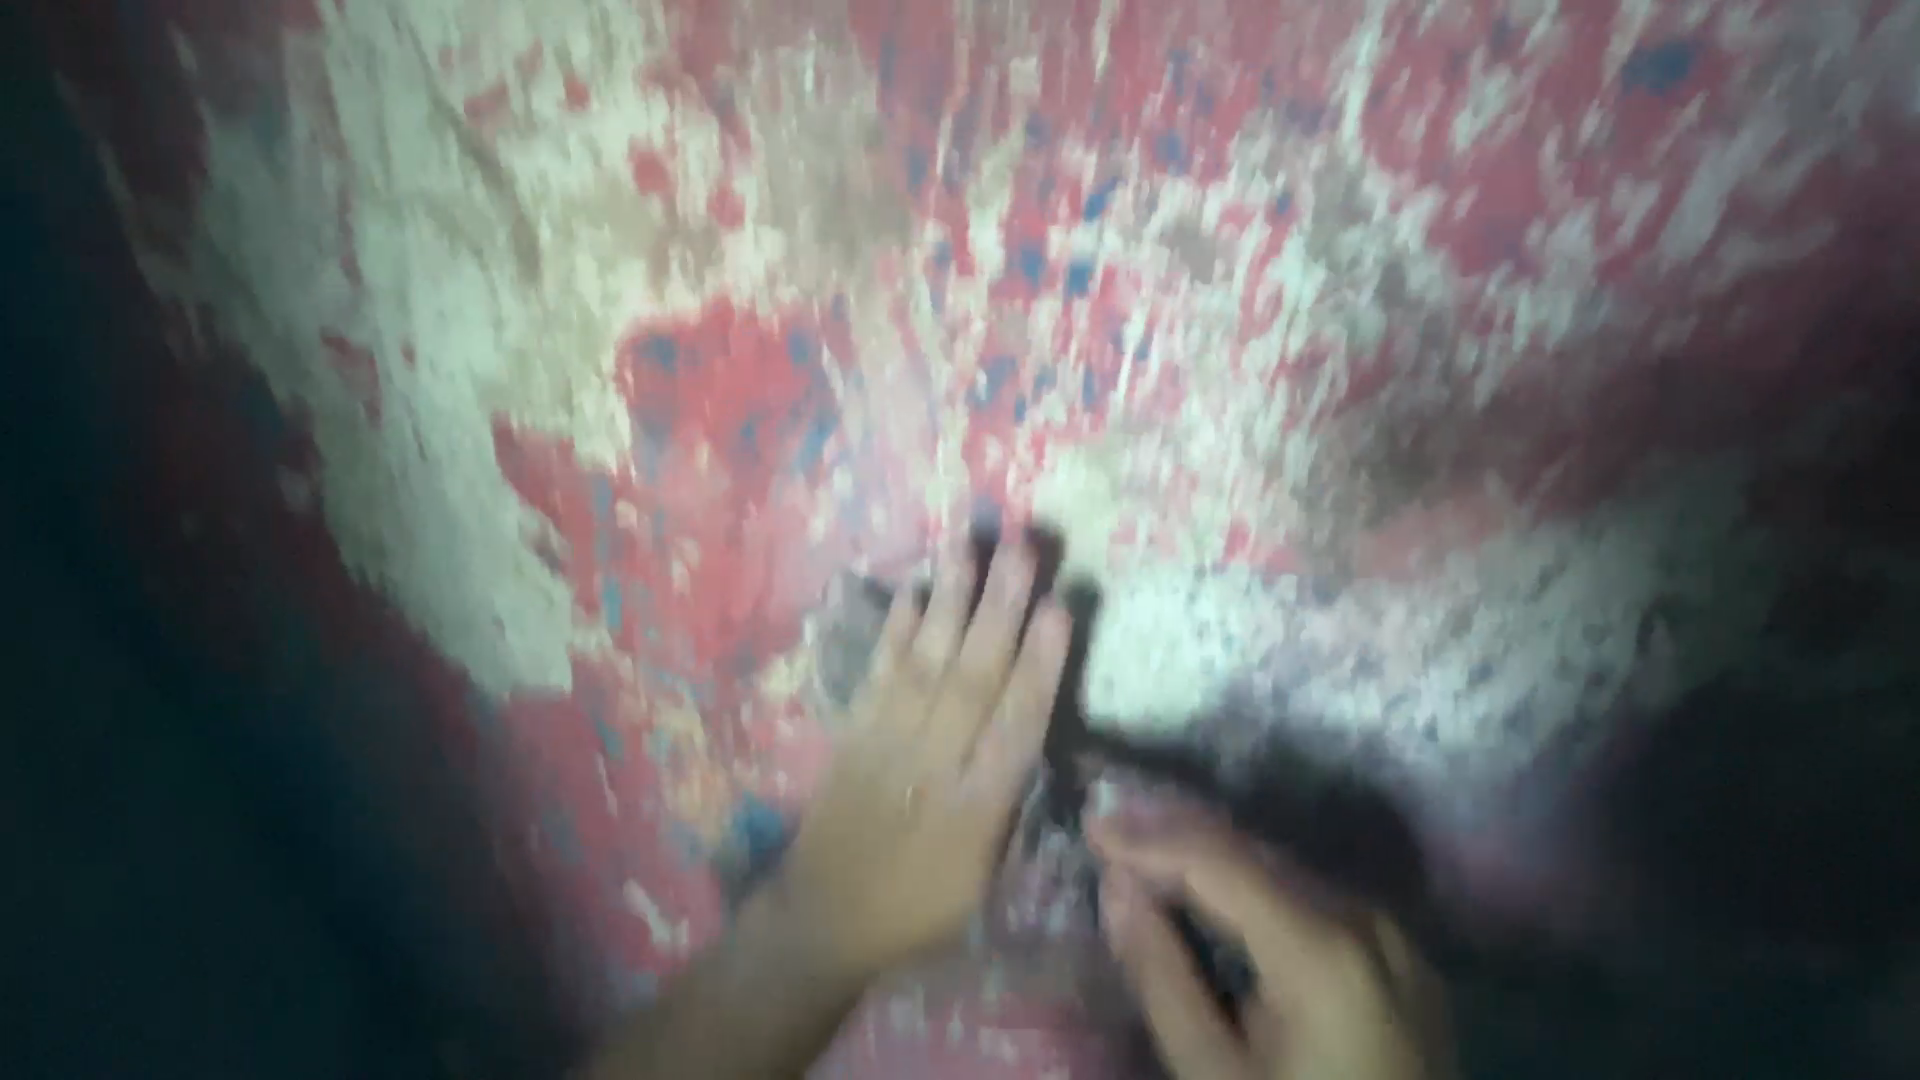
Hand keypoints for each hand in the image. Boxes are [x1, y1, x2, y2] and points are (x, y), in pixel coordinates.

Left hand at [764, 536, 1070, 981]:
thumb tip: (1035, 735)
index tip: (1059, 607)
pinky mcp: (853, 727)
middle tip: (1023, 545)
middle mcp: (933, 762)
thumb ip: (1010, 806)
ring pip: (925, 659)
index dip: (1040, 665)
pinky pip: (877, 670)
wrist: (824, 917)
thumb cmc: (920, 904)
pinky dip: (895, 627)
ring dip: (949, 599)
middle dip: (1000, 607)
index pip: (1016, 725)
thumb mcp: (984, 879)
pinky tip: (914, 587)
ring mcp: (887, 738)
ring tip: (968, 542)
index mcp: (977, 807)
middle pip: (972, 676)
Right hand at [1091, 819, 1453, 1079]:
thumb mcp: (1216, 1076)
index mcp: (1322, 950)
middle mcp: (1365, 922)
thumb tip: (1116, 886)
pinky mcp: (1399, 961)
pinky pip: (1310, 900)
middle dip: (1174, 836)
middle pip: (1251, 853)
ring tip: (1144, 850)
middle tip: (1110, 829)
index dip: (1147, 839)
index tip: (1092, 827)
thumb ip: (1161, 974)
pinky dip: (1250, 888)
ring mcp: (1391, 939)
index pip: (1217, 861)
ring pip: (1281, 871)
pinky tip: (1208, 891)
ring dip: (1209, 858)